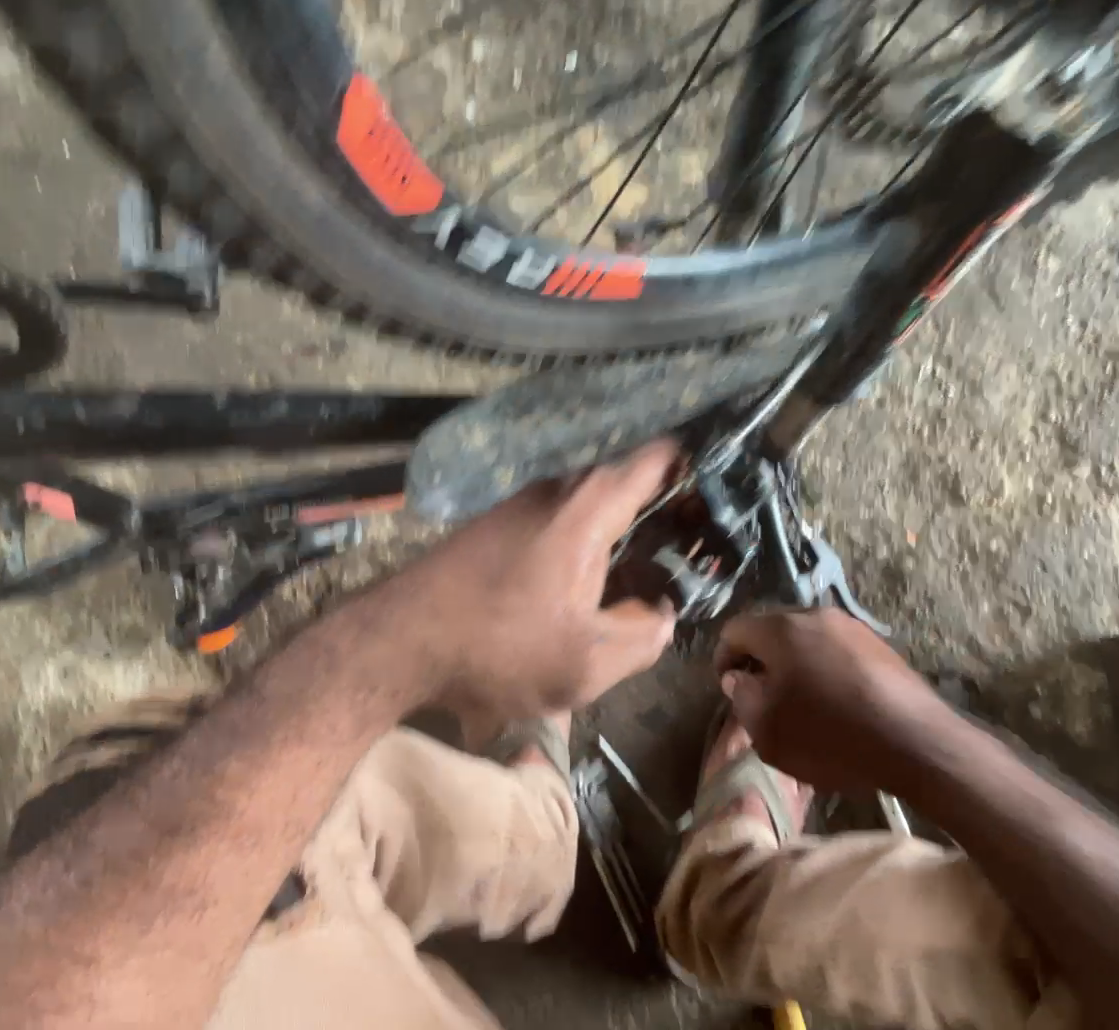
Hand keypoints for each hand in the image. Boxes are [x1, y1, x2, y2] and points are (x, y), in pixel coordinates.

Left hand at [383, 440, 680, 738]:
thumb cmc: (498, 646)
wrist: (396, 641)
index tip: (722, 508)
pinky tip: (582, 597)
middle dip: (665, 519)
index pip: (661, 457)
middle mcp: (558, 488)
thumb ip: (646, 633)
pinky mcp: (497, 526)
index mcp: (591, 504)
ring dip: (621, 542)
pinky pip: (561, 526)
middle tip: (689, 564)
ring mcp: (522, 503)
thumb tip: (658, 610)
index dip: (700, 473)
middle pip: (630, 485)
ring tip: (638, 589)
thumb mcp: (590, 661)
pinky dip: (585, 550)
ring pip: (593, 511)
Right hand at [712, 609, 945, 790]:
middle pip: (772, 631)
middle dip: (760, 660)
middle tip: (761, 697)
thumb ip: (741, 697)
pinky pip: (837, 651)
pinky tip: (836, 704)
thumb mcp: (767, 729)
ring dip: (795, 665)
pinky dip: (826, 670)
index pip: (735, 631)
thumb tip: (738, 678)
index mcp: (781, 629)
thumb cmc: (829, 736)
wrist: (916, 744)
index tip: (728, 689)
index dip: (723, 659)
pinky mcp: (880, 646)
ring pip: (807, 640)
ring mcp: (853, 628)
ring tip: (800, 702)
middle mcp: (816, 616)